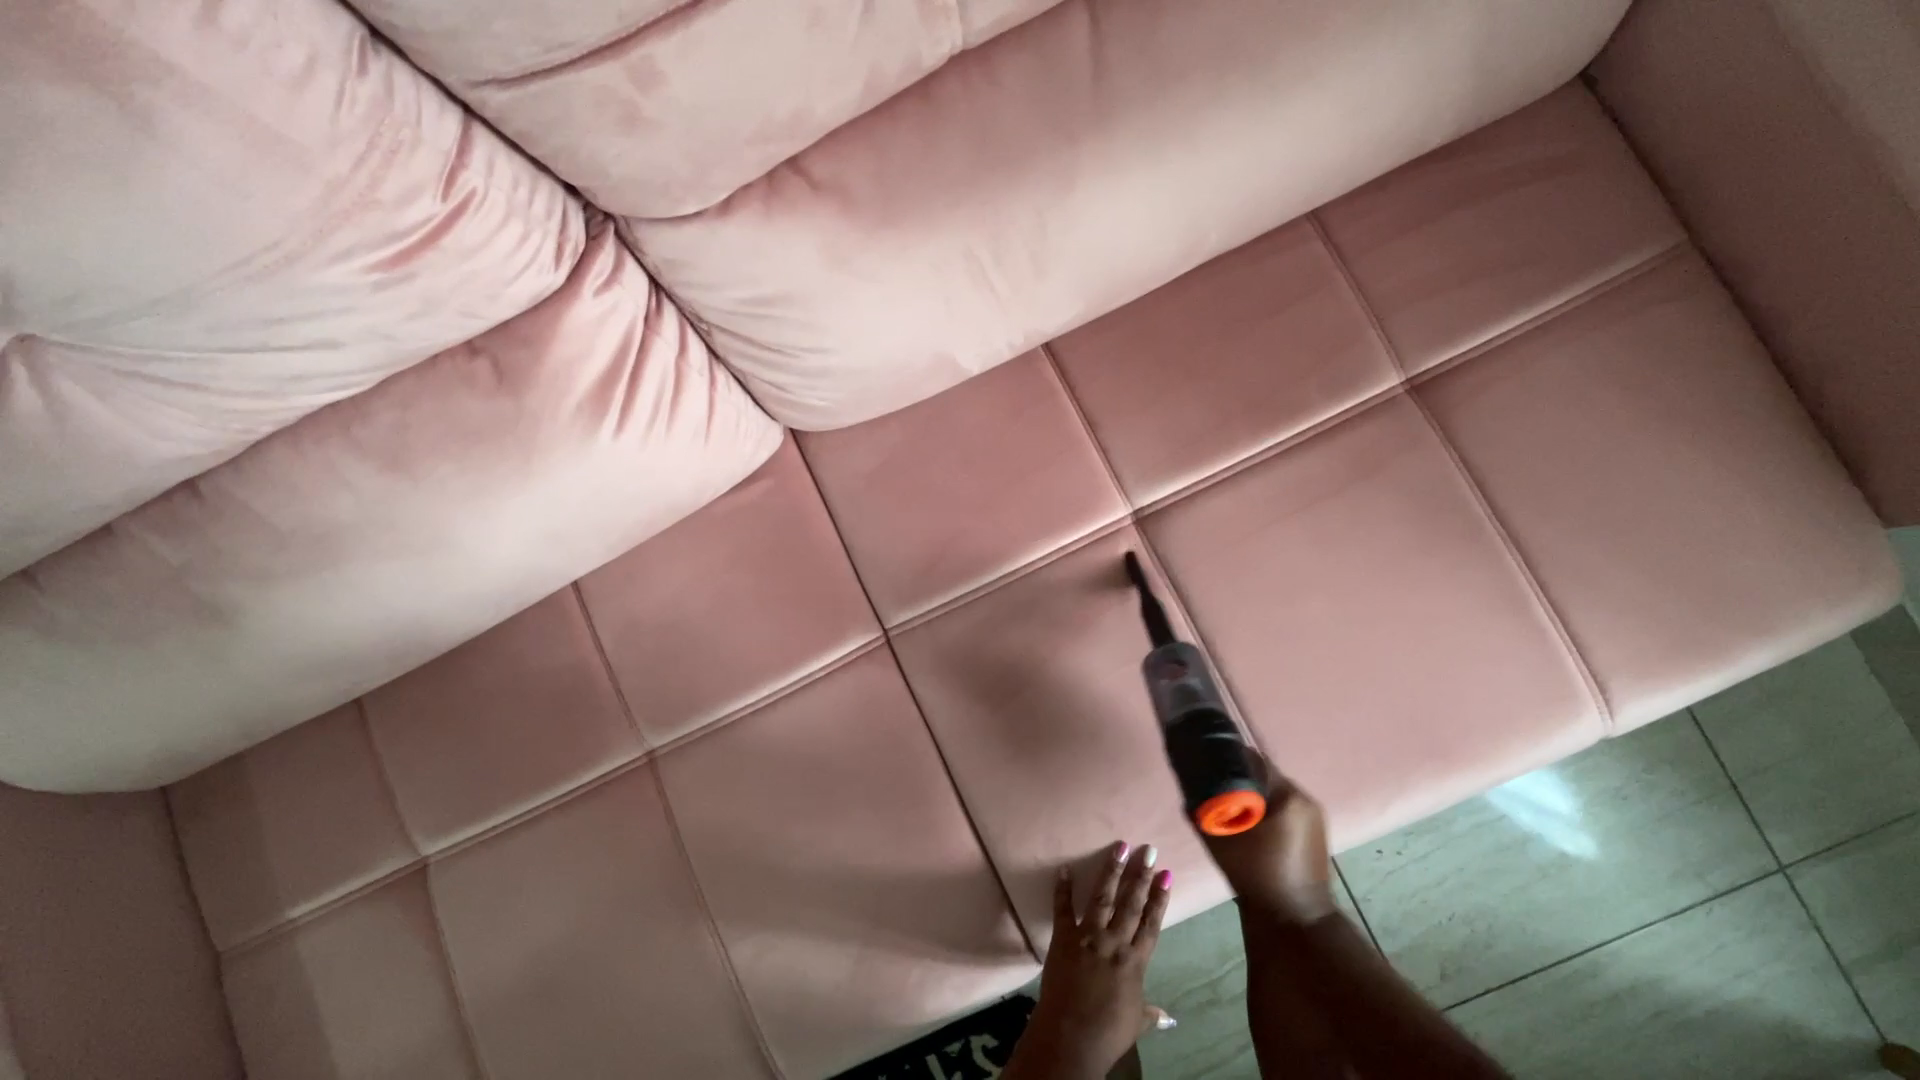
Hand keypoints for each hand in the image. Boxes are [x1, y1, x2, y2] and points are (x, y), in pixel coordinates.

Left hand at [1004, 841, 1173, 1079]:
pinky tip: (1065, 869)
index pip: (1151, 923)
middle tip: (1148, 849)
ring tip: (1120, 847)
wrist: (1072, 1037)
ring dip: (1111, 871)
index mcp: (1135, 961)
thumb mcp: (1134, 1022)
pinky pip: (1062, 909)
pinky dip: (1063, 889)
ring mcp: (1089, 937)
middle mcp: (1115, 942)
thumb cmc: (1108, 1033)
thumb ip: (1149, 1013)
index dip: (1160, 898)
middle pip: (1131, 903)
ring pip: (1103, 898)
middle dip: (1140, 875)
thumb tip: (1168, 1018)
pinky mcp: (1064, 939)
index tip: (1166, 874)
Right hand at [1200, 755, 1338, 923]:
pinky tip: (1252, 830)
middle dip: (1241, 782)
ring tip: (1232, 814)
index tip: (1208, 767)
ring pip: (1276, 795)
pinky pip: (1286, 811)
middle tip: (1216, 794)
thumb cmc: (1258, 876)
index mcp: (1288, 795)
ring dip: (1255, 799)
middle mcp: (1306, 799)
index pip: (1254, 760)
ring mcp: (1315, 818)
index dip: (1228, 761)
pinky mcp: (1316, 835)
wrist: (1295, 921)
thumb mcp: (1220, 842)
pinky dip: (1268, 813)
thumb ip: (1202, 813)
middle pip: (1266, 777)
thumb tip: (1189, 794)